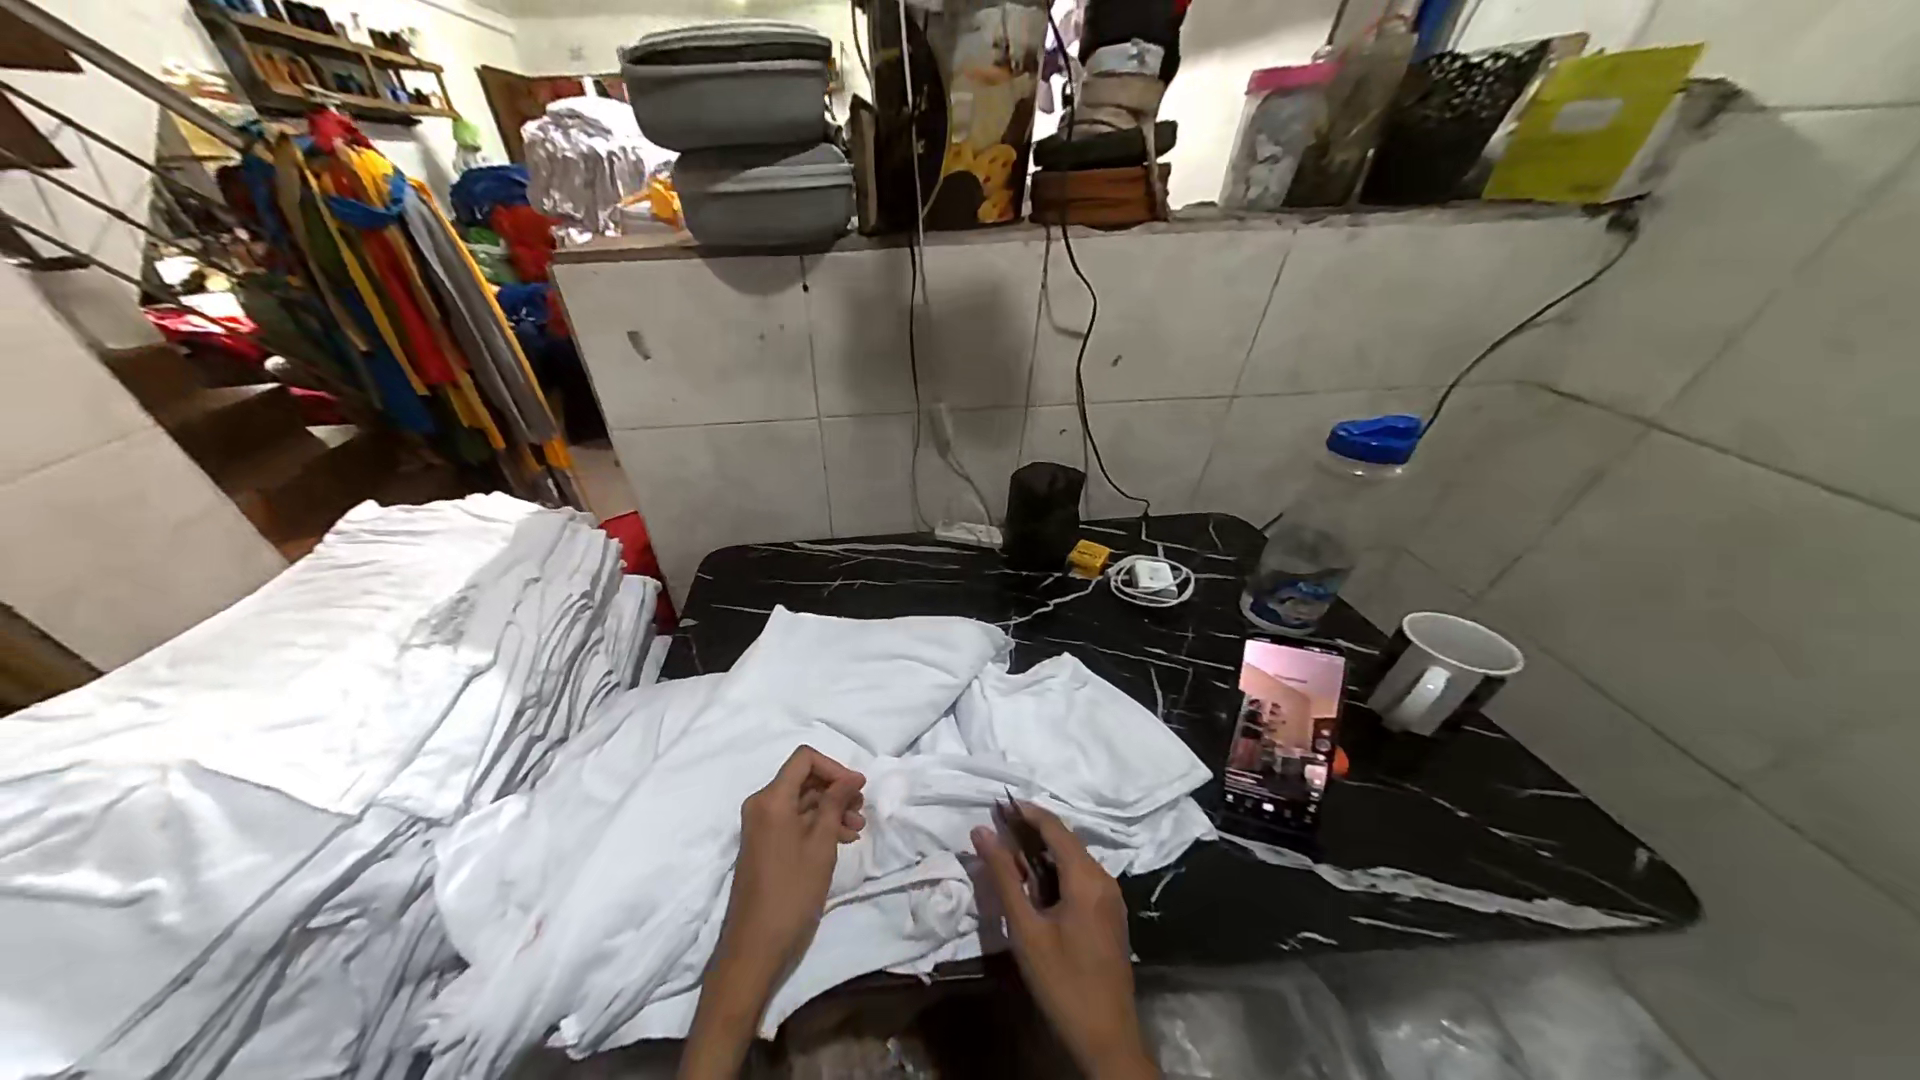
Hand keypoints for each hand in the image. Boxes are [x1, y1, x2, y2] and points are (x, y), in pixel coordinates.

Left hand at [679, 746, 865, 1079]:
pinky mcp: (765, 845)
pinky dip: (819, 825)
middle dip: (836, 791)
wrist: (754, 948)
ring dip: (831, 810)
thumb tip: (851, 777)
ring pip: (802, 801)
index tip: (857, 789)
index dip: (835, 768)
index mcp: (771, 798)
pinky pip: (794, 821)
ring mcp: (761, 826)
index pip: (805, 759)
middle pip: (804, 779)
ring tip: (857, 830)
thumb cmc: (792, 891)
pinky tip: (841, 840)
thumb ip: (836, 803)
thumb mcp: (822, 843)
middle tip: (861, 811)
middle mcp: (761, 805)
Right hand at [972, 804, 1158, 1079]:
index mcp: (1087, 877)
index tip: (998, 802)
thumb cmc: (1061, 981)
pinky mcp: (1110, 913)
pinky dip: (1056, 869)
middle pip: (1065, 840)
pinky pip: (1081, 877)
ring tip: (1009, 850)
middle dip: (1031, 829)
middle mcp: (1104, 879)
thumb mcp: (1025, 928)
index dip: (1026, 811)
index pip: (1054, 827)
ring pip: (1073, 859)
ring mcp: (1111, 897)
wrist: (1106, 1037)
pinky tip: (1035, 881)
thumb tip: (982, 831)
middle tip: (997, 825)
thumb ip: (1004, 876)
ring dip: (1043, 850)